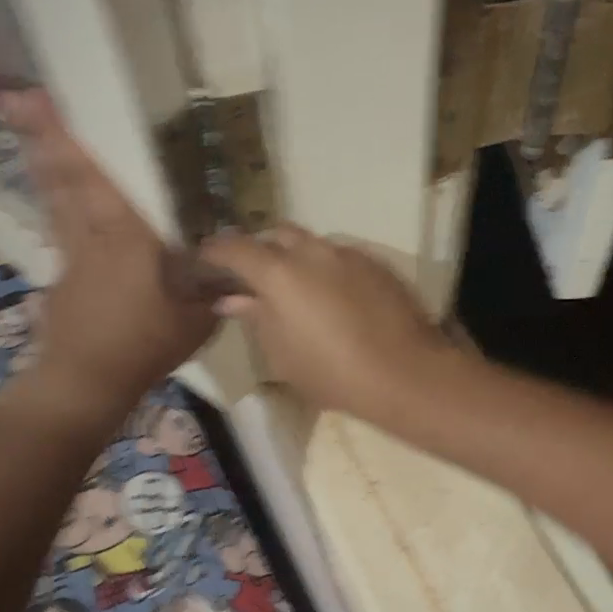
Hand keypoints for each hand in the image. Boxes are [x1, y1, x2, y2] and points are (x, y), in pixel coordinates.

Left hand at [0, 91, 218, 414]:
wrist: (88, 382)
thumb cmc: (146, 345)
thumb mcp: (198, 319)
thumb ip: (214, 290)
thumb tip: (238, 272)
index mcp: (125, 239)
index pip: (93, 180)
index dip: (64, 139)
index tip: (34, 99)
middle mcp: (90, 238)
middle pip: (62, 182)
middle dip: (40, 139)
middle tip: (15, 98)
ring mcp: (70, 259)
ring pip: (55, 203)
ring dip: (43, 168)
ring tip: (33, 137)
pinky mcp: (62, 282)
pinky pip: (61, 232)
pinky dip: (58, 208)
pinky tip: (62, 206)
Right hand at [199, 226, 450, 415]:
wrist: (407, 374)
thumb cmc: (335, 374)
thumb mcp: (283, 356)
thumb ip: (257, 319)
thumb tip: (234, 300)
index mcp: (280, 272)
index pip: (234, 248)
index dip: (214, 254)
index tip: (205, 264)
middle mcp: (314, 252)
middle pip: (277, 236)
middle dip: (262, 251)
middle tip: (256, 279)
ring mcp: (350, 254)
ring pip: (314, 245)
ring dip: (299, 260)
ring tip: (299, 291)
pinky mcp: (379, 265)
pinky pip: (344, 258)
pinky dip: (331, 271)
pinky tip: (337, 299)